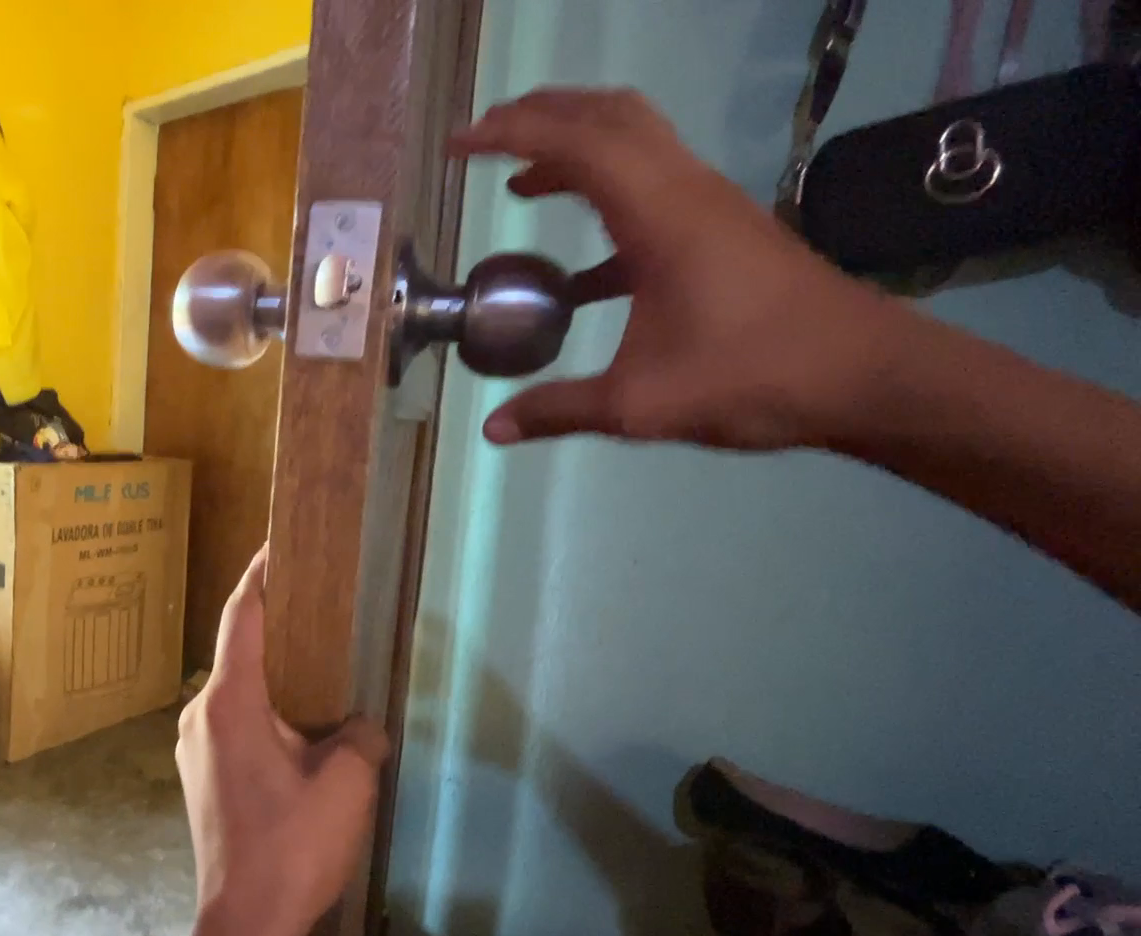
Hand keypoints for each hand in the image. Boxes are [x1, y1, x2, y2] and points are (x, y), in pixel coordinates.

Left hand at [175, 545, 388, 935]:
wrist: (244, 922)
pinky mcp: (199, 772)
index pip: (243, 619)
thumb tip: (360, 728)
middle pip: (238, 652)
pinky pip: (231, 720)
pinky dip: (261, 708)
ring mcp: (192, 744)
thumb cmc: (292, 847)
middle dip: (275, 627)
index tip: (276, 546)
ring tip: (314, 669)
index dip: (259, 577)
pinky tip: (294, 726)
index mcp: (230, 702)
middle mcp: (200, 713)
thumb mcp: (347, 786)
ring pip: (235, 690)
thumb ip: (361, 738)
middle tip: (315, 608)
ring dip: (270, 675)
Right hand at [447, 88, 911, 450]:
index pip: (578, 144)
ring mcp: (708, 205)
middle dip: (542, 115)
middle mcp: (686, 191)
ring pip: (635, 142)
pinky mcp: (719, 230)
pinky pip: (650, 185)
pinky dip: (602, 194)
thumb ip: (558, 409)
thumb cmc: (754, 377)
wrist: (867, 377)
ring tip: (518, 174)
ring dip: (575, 145)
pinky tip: (572, 258)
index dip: (512, 133)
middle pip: (610, 116)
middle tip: (484, 137)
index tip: (460, 143)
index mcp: (662, 215)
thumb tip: (491, 428)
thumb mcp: (639, 403)